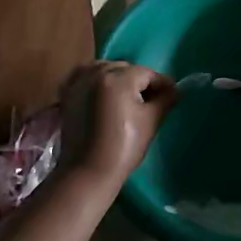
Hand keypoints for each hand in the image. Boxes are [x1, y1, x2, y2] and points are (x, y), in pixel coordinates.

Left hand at [56, 61, 175, 187]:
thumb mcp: (151, 121)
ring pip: (103, 70)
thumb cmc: (124, 147)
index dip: (162, 84)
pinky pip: (83, 78)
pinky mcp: (66, 95)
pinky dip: (94, 81)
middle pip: (124, 69)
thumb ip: (165, 100)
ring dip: (116, 79)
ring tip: (125, 99)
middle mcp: (94, 73)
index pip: (146, 73)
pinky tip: (102, 95)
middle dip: (138, 82)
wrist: (88, 171)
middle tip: (149, 101)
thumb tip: (173, 90)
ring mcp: (77, 83)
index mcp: (118, 78)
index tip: (172, 96)